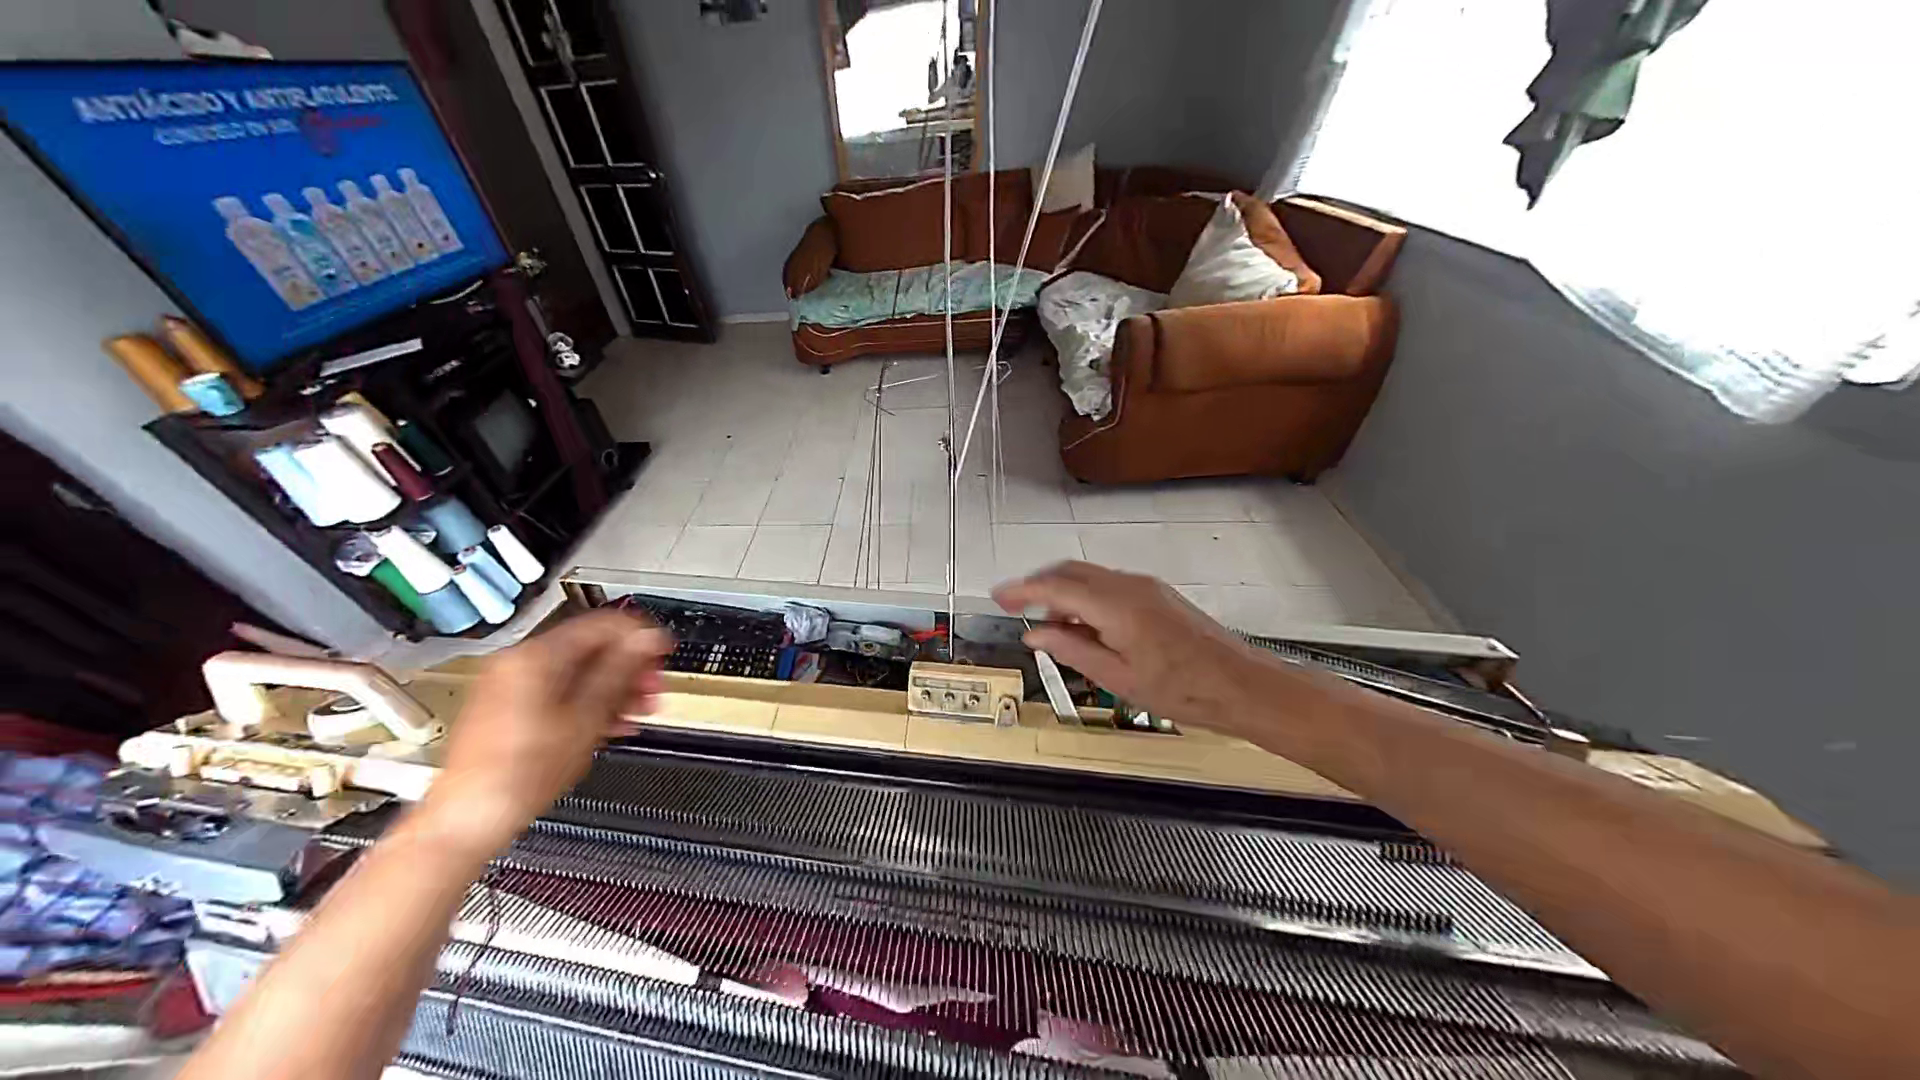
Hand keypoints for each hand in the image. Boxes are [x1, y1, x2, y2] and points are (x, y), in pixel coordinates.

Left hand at [422, 611, 672, 853]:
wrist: (472, 818)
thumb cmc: (520, 774)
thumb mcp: (588, 717)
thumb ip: (620, 671)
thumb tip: (644, 640)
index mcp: (535, 657)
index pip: (602, 626)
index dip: (639, 637)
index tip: (660, 652)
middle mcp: (518, 664)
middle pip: (591, 650)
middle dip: (629, 669)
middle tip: (652, 687)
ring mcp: (510, 686)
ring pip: (578, 673)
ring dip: (614, 688)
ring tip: (637, 710)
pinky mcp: (509, 708)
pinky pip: (560, 692)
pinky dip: (588, 703)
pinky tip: (610, 722)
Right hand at [993, 562, 1285, 724]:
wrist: (1242, 685)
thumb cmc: (1185, 689)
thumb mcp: (1117, 677)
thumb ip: (1071, 649)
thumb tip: (1036, 635)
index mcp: (1116, 606)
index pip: (1056, 588)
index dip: (1022, 590)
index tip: (1000, 596)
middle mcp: (1130, 586)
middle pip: (1071, 572)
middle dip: (1039, 587)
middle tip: (1017, 608)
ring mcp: (1146, 587)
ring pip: (1090, 578)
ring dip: (1064, 595)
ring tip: (1052, 629)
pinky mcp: (1157, 595)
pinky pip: (1109, 587)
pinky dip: (1087, 599)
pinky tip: (1085, 628)